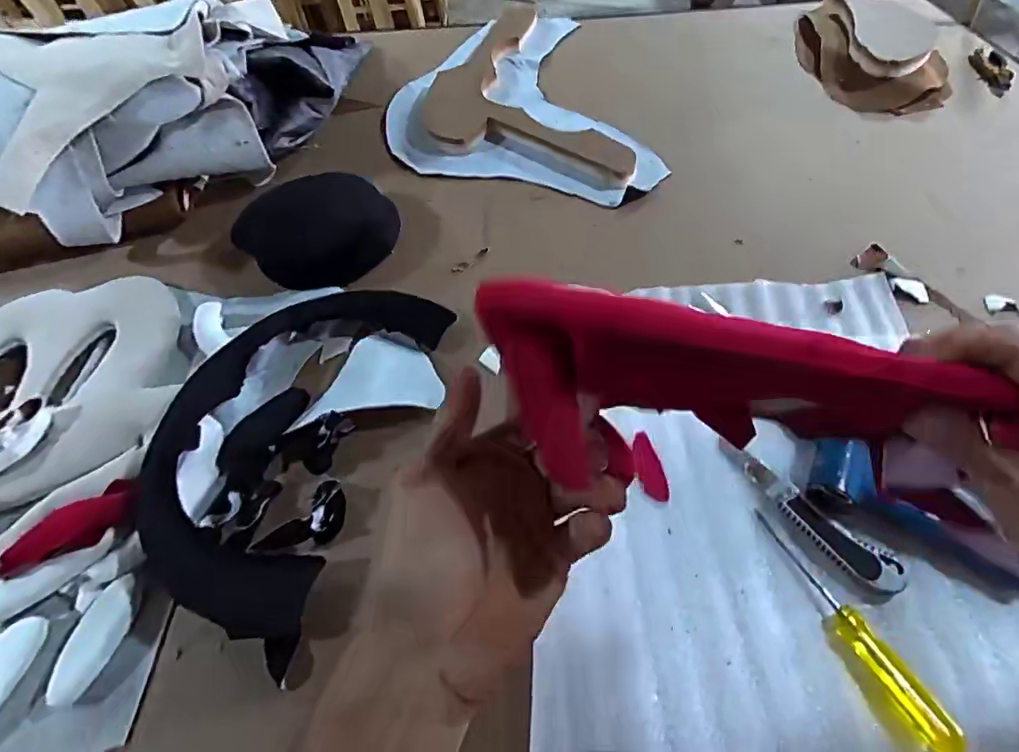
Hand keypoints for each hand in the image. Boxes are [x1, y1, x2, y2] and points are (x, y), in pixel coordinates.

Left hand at [300, 368, 626, 751]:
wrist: (424, 650)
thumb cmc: (418, 557)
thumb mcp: (421, 484)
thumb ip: (453, 428)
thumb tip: (470, 367)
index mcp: (491, 459)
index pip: (533, 420)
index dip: (558, 407)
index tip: (585, 393)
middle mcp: (522, 481)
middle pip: (568, 449)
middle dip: (588, 444)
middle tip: (595, 453)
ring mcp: (544, 519)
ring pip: (587, 484)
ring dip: (601, 481)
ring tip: (601, 493)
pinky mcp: (561, 556)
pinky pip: (590, 529)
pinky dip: (596, 524)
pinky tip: (586, 529)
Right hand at [900, 323, 1018, 612]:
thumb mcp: (1016, 493)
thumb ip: (964, 444)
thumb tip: (912, 409)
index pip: (1014, 348)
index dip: (959, 344)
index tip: (915, 360)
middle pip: (1011, 353)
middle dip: (957, 356)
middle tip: (911, 371)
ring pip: (1012, 372)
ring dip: (966, 375)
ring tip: (924, 388)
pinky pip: (1017, 397)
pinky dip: (981, 399)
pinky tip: (955, 414)